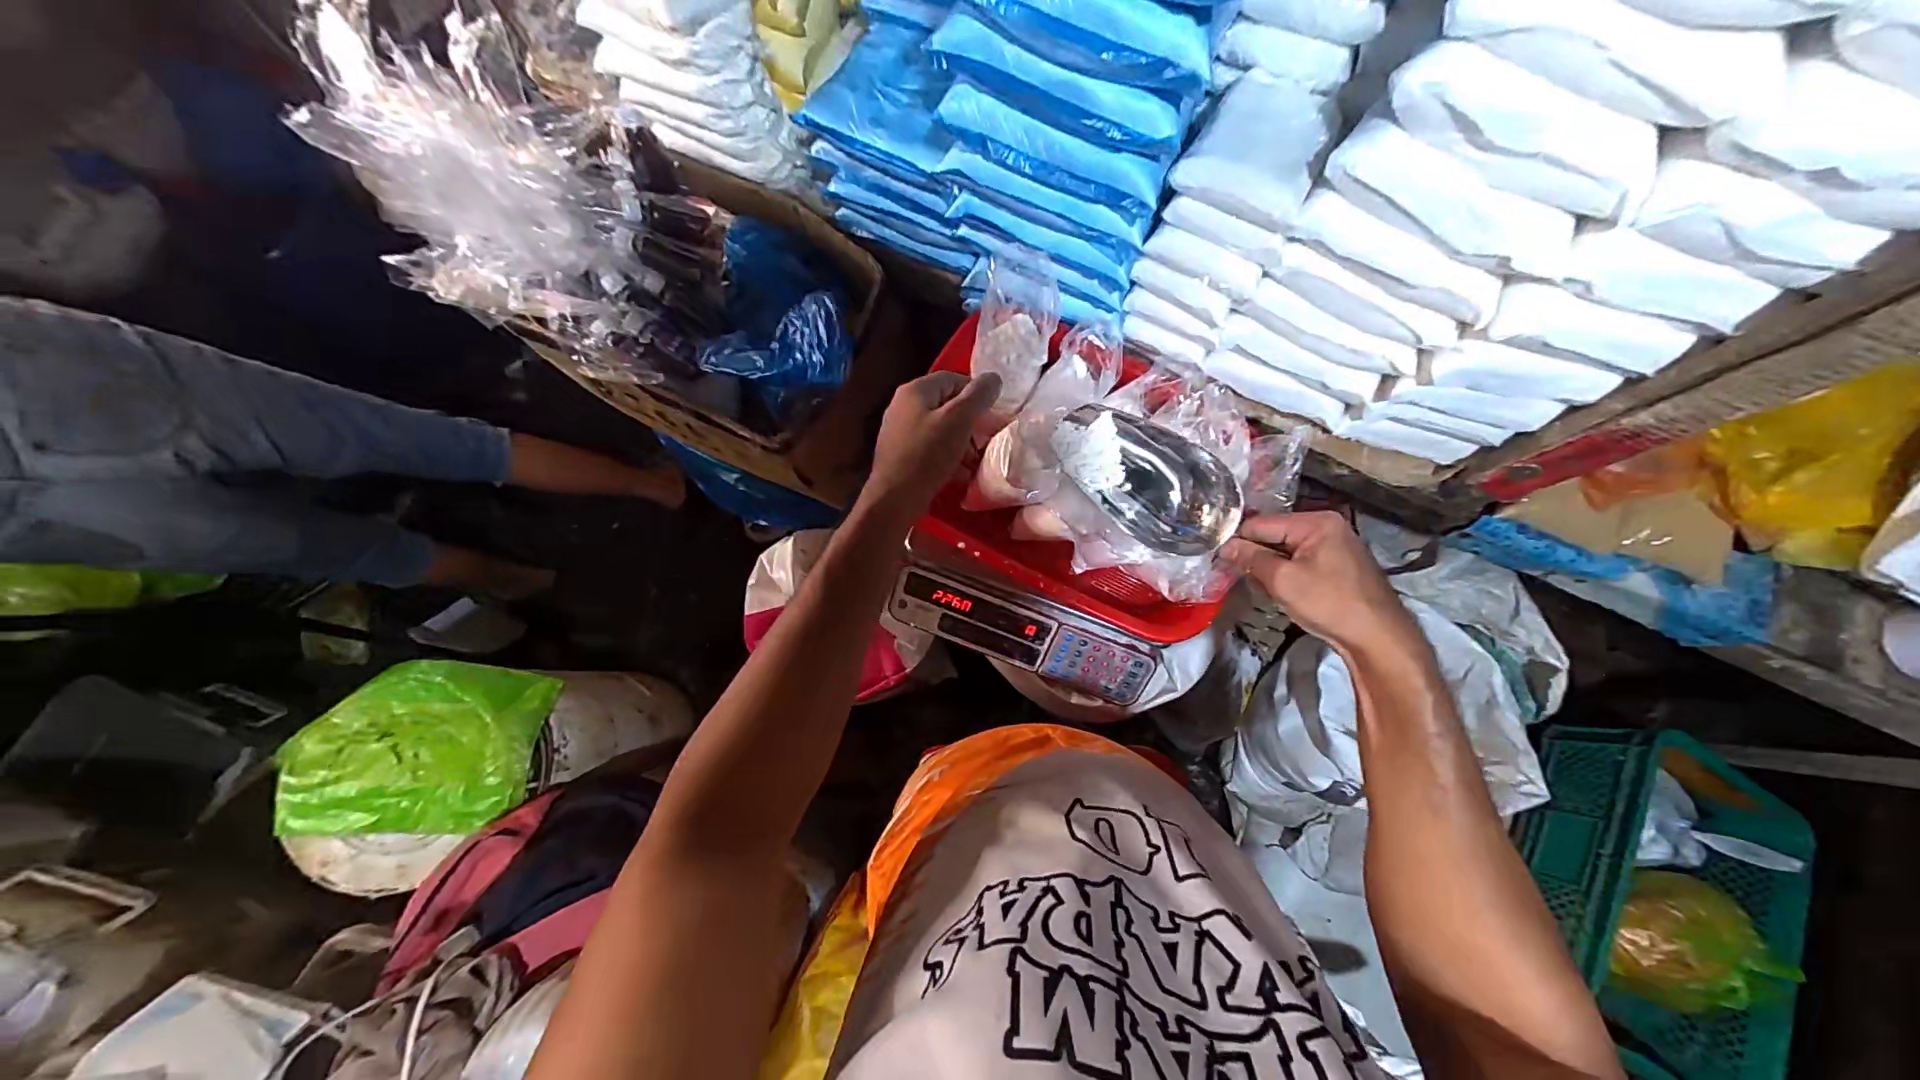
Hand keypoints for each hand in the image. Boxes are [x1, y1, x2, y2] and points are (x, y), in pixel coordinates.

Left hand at [860, 371, 1001, 524]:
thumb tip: (993, 378)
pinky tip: (957, 472)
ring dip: (960, 441)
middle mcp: (902, 405)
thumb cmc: (927, 455)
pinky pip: (929, 445)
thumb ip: (978, 396)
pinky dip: (946, 454)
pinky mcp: (899, 452)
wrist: (895, 498)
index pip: (953, 379)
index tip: (990, 416)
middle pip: (946, 404)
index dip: (976, 394)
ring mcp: (898, 429)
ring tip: (973, 461)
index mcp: (914, 390)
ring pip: (939, 427)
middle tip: (983, 441)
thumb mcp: (959, 421)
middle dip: (969, 422)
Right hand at [1222, 512, 1418, 656]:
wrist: (1377, 637)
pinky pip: (1300, 561)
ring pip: (1285, 550)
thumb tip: (1225, 546)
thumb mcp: (1283, 580)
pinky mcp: (1337, 565)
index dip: (1238, 541)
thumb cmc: (1329, 603)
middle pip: (1274, 534)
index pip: (1261, 523)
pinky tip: (1279, 590)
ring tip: (1258, 586)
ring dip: (1269, 567)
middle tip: (1234, 575)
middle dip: (1255, 555)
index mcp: (1316, 522)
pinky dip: (1286, 574)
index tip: (1217, 559)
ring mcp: (1335, 546)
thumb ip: (1251, 558)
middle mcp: (1327, 526)